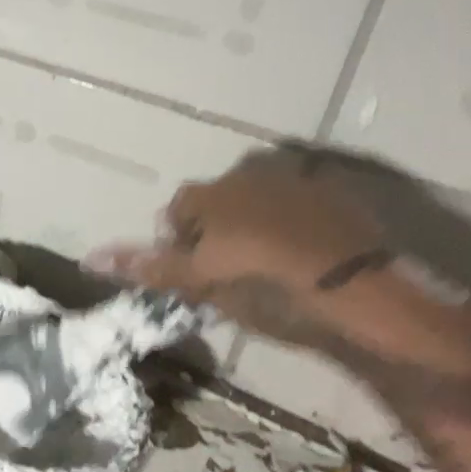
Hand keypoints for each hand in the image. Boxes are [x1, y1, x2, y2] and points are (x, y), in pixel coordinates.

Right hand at [86, 150, 396, 348]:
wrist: (382, 297)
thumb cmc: (277, 292)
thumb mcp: (208, 285)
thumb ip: (152, 267)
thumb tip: (88, 257)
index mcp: (207, 196)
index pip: (176, 214)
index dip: (183, 244)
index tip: (200, 274)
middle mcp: (242, 174)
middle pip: (218, 201)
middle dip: (222, 228)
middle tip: (241, 269)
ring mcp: (296, 179)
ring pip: (261, 198)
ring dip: (262, 221)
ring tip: (282, 261)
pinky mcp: (343, 191)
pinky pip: (308, 201)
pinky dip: (304, 221)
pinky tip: (319, 253)